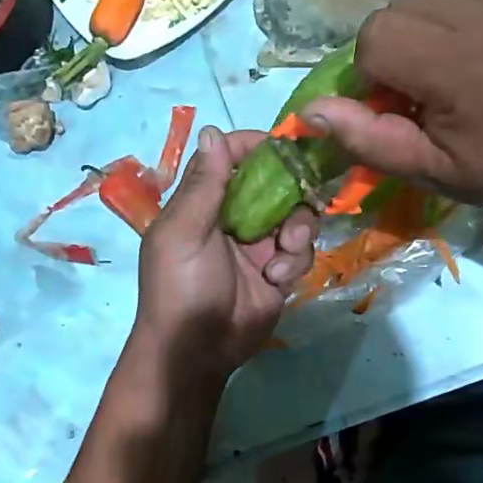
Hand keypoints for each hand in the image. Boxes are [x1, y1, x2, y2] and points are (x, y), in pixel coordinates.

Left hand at [133, 127, 317, 376]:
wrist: (198, 351)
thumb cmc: (181, 287)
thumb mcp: (183, 233)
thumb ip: (203, 185)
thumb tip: (213, 131)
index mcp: (204, 203)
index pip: (233, 159)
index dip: (258, 148)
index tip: (286, 148)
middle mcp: (234, 218)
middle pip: (276, 186)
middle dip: (291, 195)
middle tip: (301, 203)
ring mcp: (259, 246)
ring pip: (296, 218)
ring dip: (296, 233)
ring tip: (282, 257)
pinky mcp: (279, 271)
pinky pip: (301, 252)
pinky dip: (295, 263)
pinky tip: (278, 281)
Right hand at [302, 0, 482, 222]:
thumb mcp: (434, 170)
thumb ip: (370, 139)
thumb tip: (311, 110)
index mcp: (461, 63)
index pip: (376, 37)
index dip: (377, 75)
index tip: (404, 106)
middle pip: (401, 10)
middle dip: (401, 51)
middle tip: (433, 92)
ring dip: (435, 35)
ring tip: (469, 74)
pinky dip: (471, 23)